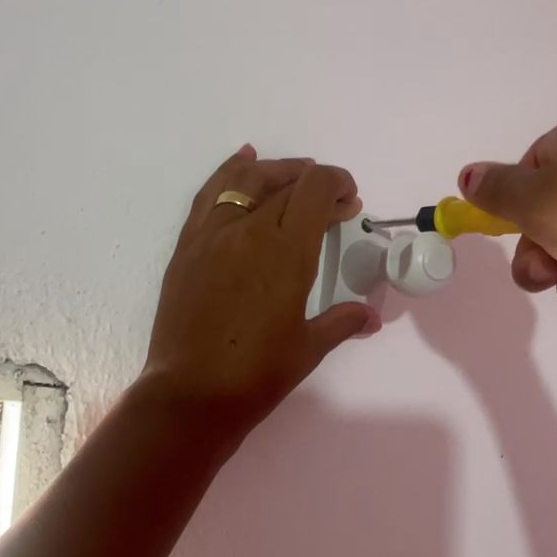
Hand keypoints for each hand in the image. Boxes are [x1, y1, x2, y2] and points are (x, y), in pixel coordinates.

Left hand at [140, 146, 374, 429]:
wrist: (192, 394)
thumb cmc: (257, 375)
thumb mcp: (308, 348)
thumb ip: (341, 322)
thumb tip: (369, 317)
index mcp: (287, 252)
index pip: (316, 191)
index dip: (337, 185)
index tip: (349, 201)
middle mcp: (250, 231)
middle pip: (285, 182)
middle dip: (314, 184)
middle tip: (329, 202)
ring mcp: (212, 235)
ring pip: (244, 179)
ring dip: (274, 171)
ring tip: (291, 175)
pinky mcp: (187, 247)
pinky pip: (210, 194)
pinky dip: (229, 173)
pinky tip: (242, 162)